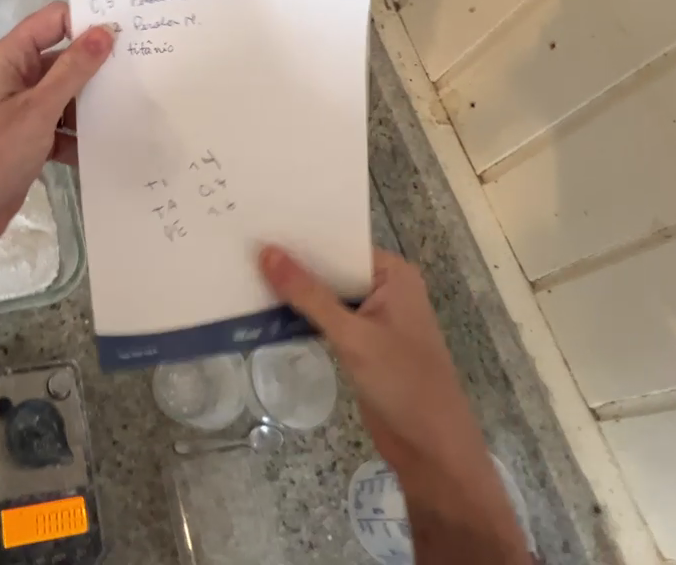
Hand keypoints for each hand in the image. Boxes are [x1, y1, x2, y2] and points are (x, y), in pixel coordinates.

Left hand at [0, 2, 112, 253]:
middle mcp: (15, 77)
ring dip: (92, 103)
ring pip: (66, 94)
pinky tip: (108, 145)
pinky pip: (62, 126)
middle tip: (144, 67)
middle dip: (97, 64)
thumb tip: (104, 31)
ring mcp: (22, 109)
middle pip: (63, 58)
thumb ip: (72, 70)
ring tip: (135, 106)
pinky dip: (79, 135)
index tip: (127, 32)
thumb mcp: (38, 109)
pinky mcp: (28, 139)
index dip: (86, 21)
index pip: (53, 21)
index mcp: (10, 58)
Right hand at [261, 246, 527, 562]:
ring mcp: (372, 316)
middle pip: (330, 266)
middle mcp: (383, 287)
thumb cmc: (403, 383)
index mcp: (392, 274)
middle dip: (292, 261)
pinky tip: (263, 308)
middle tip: (243, 244)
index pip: (339, 242)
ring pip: (324, 292)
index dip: (301, 234)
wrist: (432, 451)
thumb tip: (266, 251)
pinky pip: (324, 317)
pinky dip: (300, 313)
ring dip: (293, 289)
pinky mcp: (360, 342)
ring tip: (244, 270)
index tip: (258, 223)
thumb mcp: (352, 335)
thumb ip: (308, 294)